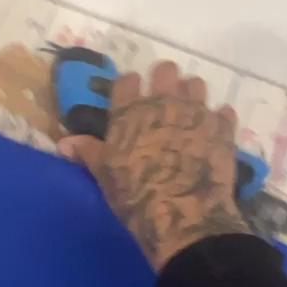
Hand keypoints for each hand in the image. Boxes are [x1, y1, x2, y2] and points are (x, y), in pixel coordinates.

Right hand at [58, 60, 251, 270]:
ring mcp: (197, 112)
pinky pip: (222, 112)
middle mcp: (164, 102)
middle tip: (160, 104)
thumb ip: (88, 152)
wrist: (183, 215)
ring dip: (190, 95)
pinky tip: (210, 135)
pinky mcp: (223, 128)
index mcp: (130, 112)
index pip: (127, 80)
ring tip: (186, 116)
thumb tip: (63, 143)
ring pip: (196, 84)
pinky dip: (216, 120)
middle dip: (163, 82)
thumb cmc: (135, 197)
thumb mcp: (105, 176)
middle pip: (165, 70)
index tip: (128, 100)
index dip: (128, 88)